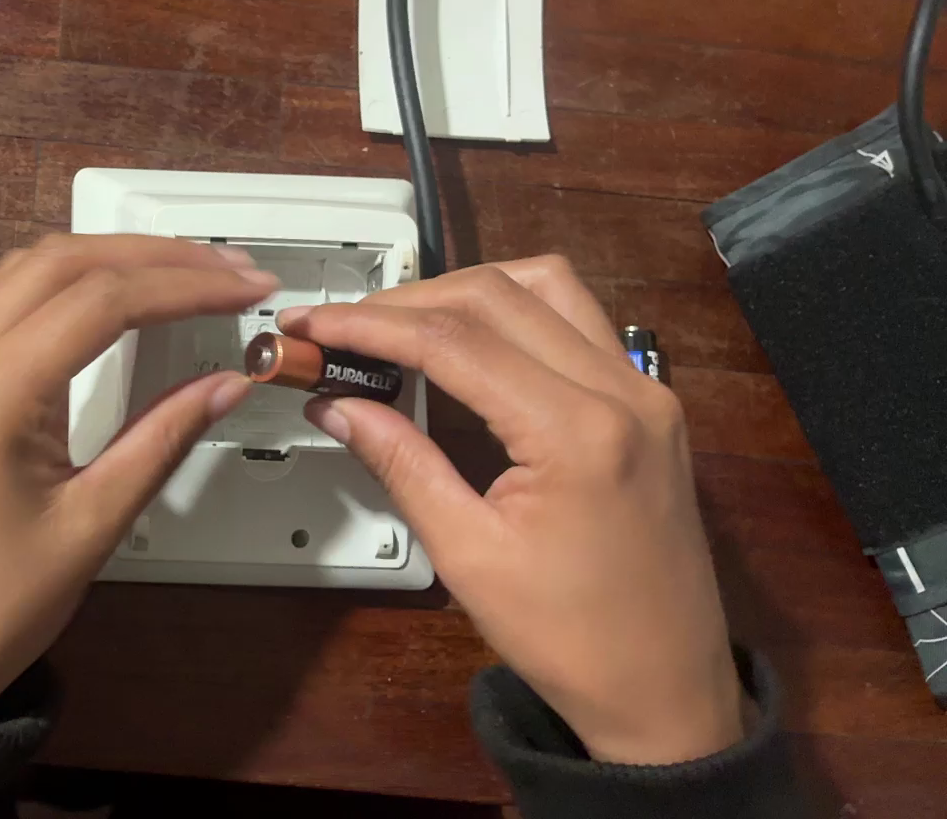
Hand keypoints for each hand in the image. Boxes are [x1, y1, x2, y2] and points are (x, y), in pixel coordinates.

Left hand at [0, 234, 276, 715]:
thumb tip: (227, 381)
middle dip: (150, 254)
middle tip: (223, 265)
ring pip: (26, 271)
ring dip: (105, 260)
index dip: (183, 284)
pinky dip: (64, 286)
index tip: (244, 285)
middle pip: (59, 262)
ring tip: (179, 271)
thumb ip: (163, 438)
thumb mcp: (93, 523)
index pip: (100, 300)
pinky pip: (1, 303)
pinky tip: (109, 299)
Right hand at [280, 257, 744, 764]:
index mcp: (578, 433)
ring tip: (395, 322)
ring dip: (455, 289)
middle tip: (335, 327)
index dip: (366, 324)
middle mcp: (624, 391)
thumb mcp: (464, 549)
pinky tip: (463, 332)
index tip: (308, 323)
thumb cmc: (567, 635)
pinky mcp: (644, 397)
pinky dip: (505, 303)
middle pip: (491, 296)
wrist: (667, 690)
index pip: (451, 340)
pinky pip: (571, 311)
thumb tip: (331, 402)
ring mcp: (644, 388)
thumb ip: (397, 459)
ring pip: (539, 284)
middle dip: (398, 302)